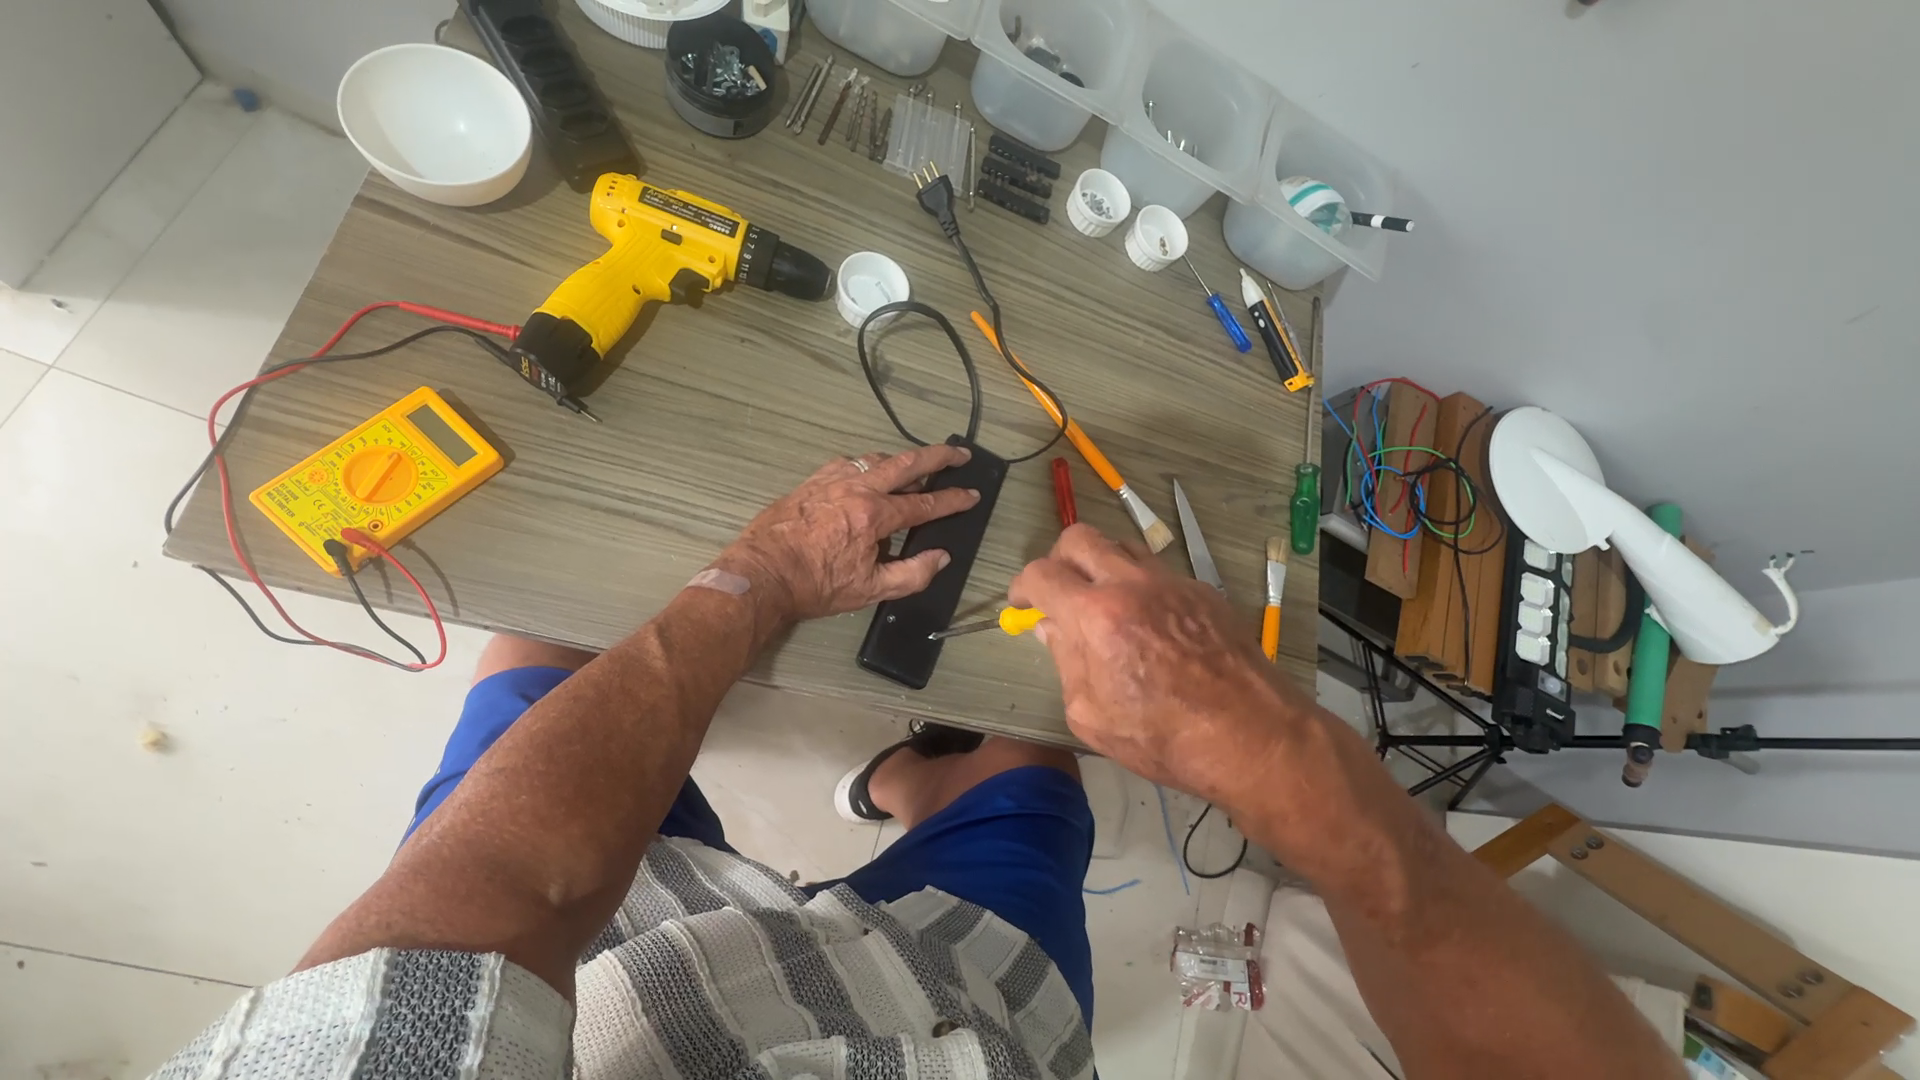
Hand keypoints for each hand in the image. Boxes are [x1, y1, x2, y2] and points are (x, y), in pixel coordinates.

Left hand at [717, 445, 979, 621]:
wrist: (762, 575)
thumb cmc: (815, 586)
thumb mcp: (870, 590)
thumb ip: (912, 574)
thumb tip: (940, 557)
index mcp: (874, 516)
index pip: (925, 505)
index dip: (953, 500)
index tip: (972, 495)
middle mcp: (856, 489)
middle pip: (906, 463)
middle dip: (938, 456)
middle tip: (960, 452)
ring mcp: (832, 480)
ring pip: (876, 459)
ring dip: (902, 461)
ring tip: (916, 468)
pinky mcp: (812, 481)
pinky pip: (848, 464)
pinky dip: (868, 466)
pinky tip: (868, 475)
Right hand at [1009, 524, 1315, 804]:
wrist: (1250, 736)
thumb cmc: (1163, 738)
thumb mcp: (1090, 715)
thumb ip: (1064, 662)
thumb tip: (1052, 629)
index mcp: (1096, 615)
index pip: (1041, 574)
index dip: (1022, 586)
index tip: (1022, 603)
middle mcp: (1132, 584)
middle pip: (1079, 538)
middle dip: (1058, 560)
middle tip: (1058, 591)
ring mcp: (1172, 583)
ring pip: (1122, 545)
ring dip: (1101, 565)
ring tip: (1103, 602)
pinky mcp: (1203, 591)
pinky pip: (1159, 571)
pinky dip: (1140, 585)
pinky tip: (1148, 623)